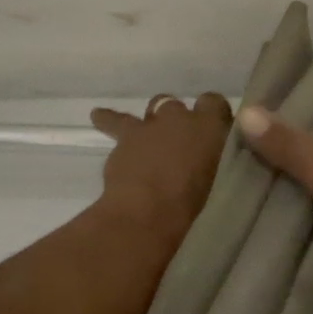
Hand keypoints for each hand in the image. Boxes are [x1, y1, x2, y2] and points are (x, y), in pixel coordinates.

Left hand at [90, 93, 231, 232]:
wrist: (147, 210)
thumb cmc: (190, 202)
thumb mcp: (214, 179)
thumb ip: (210, 160)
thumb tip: (202, 160)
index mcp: (211, 128)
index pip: (214, 103)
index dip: (211, 112)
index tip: (212, 128)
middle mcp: (181, 118)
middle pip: (179, 106)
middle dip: (178, 119)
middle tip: (179, 143)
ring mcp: (152, 125)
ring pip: (152, 107)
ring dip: (153, 119)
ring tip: (149, 132)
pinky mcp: (125, 135)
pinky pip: (113, 121)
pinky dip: (106, 119)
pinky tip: (98, 117)